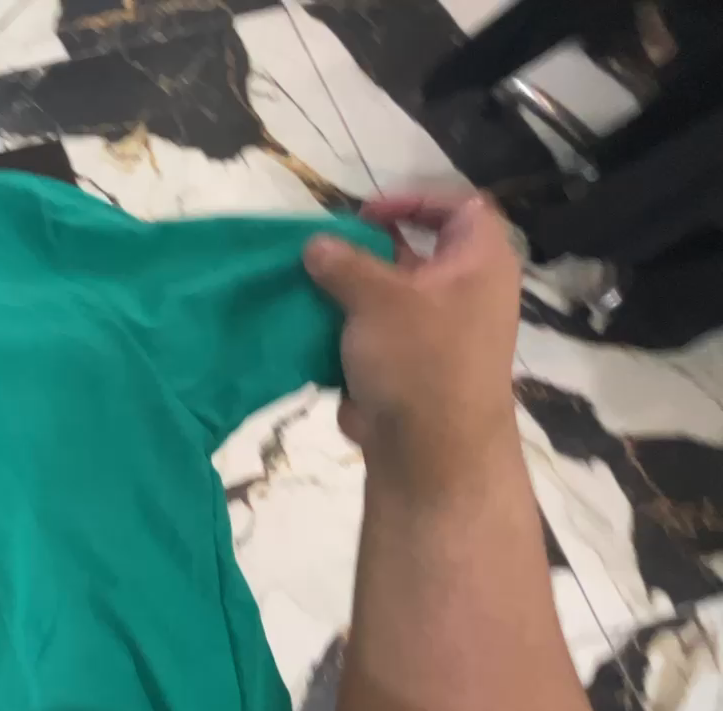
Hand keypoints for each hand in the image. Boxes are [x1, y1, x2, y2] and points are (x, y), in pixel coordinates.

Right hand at [303, 193, 522, 484]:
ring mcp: (430, 328)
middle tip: (319, 254)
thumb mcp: (379, 300)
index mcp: (477, 263)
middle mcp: (459, 290)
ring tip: (303, 289)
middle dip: (364, 249)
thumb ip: (345, 266)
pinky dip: (339, 325)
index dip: (413, 202)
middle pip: (413, 251)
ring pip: (384, 294)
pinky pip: (368, 330)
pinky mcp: (401, 360)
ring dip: (344, 290)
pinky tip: (306, 326)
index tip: (363, 214)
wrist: (426, 438)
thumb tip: (315, 242)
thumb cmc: (419, 357)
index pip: (458, 208)